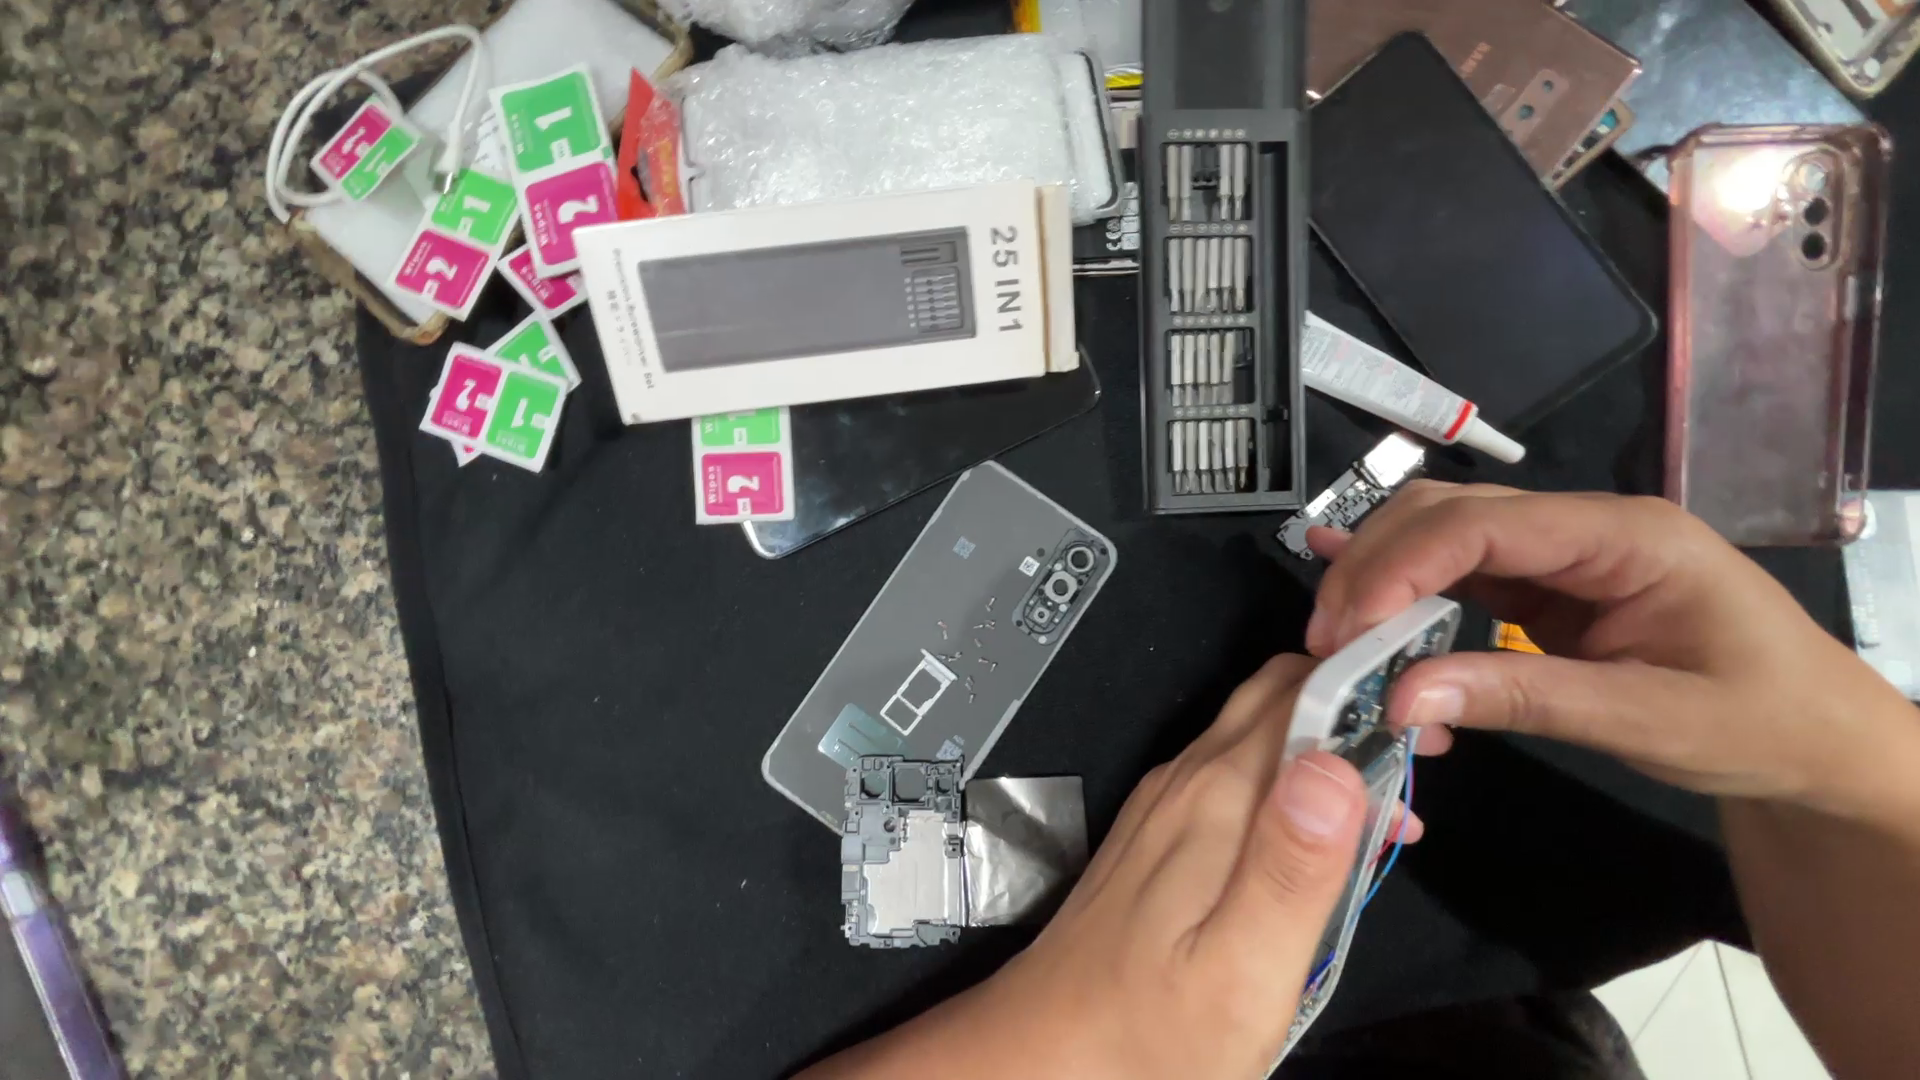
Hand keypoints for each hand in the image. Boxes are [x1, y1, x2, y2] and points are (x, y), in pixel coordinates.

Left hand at [802, 656, 1391, 1079]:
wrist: (1055, 1040)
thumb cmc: (1155, 1024)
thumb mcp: (1244, 967)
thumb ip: (1293, 864)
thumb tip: (1335, 764)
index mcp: (1217, 795)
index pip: (1299, 694)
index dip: (1368, 689)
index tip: (1427, 718)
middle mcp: (1189, 777)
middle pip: (1278, 697)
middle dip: (1353, 703)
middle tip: (1421, 754)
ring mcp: (1170, 798)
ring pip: (1260, 730)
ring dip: (1326, 739)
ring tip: (1391, 801)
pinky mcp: (1164, 825)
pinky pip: (1237, 769)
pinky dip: (1291, 774)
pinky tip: (1321, 830)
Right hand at [1305, 482, 1918, 824]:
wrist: (1823, 742)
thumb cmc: (1766, 725)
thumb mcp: (1653, 721)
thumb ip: (1522, 698)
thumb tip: (1398, 699)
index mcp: (1622, 536)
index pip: (1479, 525)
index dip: (1398, 567)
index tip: (1346, 630)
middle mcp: (1577, 524)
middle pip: (1442, 513)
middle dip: (1371, 567)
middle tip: (1327, 637)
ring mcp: (1551, 549)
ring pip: (1433, 528)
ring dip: (1373, 570)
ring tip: (1333, 627)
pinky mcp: (1532, 580)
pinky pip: (1447, 563)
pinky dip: (1391, 571)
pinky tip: (1342, 568)